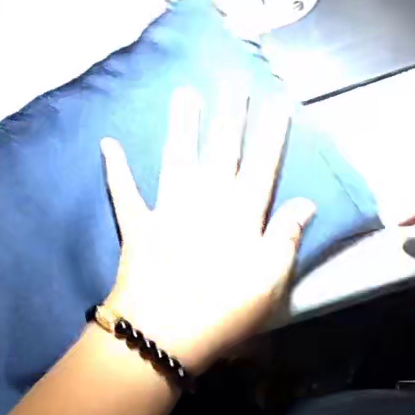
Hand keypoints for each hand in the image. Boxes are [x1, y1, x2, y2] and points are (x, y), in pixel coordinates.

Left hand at [100, 86, 314, 373]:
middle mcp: (207, 200)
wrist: (162, 334)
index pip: (262, 164)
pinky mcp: (138, 226)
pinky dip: (116, 169)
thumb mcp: (271, 279)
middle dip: (230, 113)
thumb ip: (287, 237)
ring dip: (182, 124)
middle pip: (222, 149)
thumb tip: (305, 202)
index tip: (276, 100)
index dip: (270, 132)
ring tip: (185, 92)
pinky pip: (125, 192)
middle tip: (233, 79)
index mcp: (243, 213)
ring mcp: (169, 209)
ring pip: (178, 157)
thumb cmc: (225, 310)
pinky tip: (108, 144)